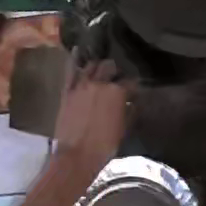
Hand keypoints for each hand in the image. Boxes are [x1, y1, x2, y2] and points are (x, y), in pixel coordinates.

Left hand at [51, 60, 128, 177]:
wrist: (77, 156)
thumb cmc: (105, 145)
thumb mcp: (124, 129)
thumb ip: (130, 111)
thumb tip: (133, 102)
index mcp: (117, 92)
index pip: (130, 82)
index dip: (135, 84)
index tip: (137, 87)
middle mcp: (100, 83)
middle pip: (110, 67)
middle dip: (116, 69)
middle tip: (119, 74)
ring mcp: (81, 85)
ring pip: (92, 65)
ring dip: (98, 64)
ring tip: (102, 66)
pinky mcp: (67, 91)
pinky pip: (70, 71)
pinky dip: (75, 60)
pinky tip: (78, 50)